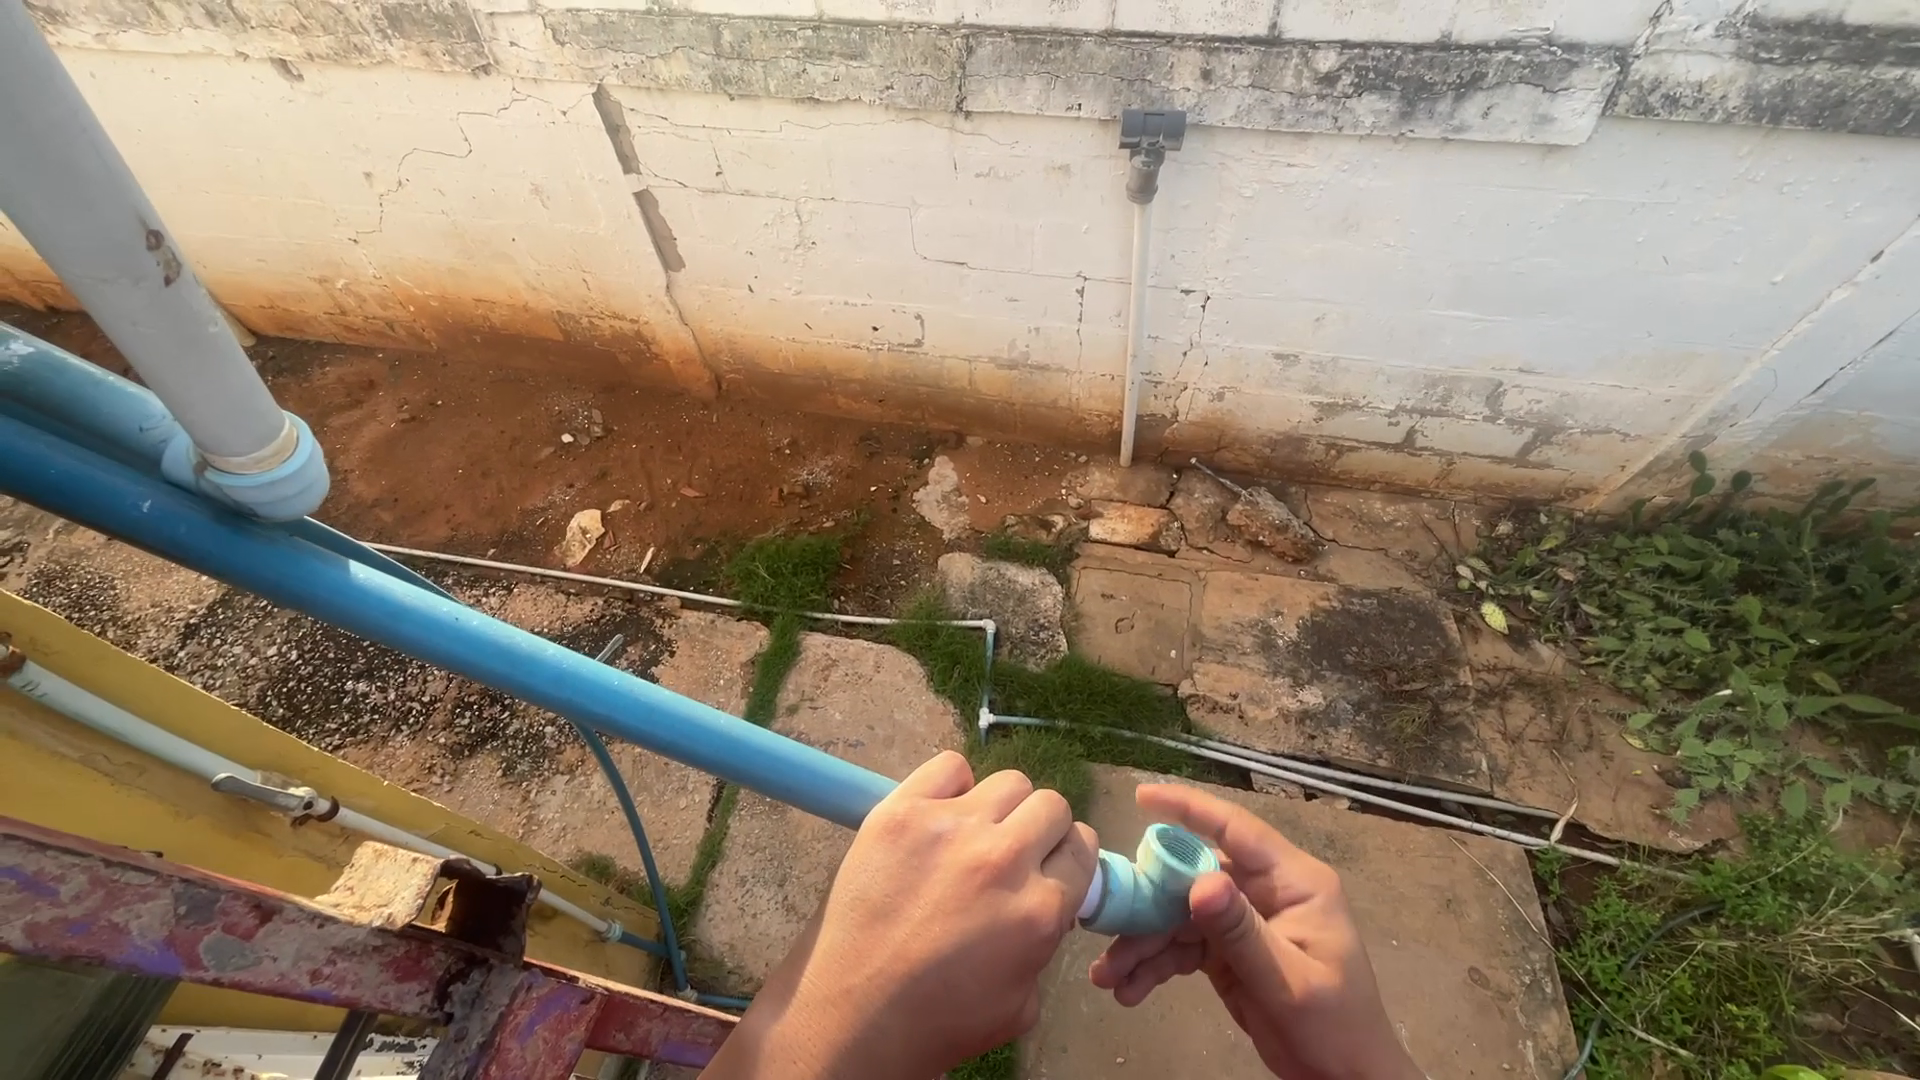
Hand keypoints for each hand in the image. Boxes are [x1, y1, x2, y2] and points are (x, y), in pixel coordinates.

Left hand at [705, 750, 1098, 1079]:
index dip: (1070, 856)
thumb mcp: (1020, 1003)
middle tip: (1017, 850)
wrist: (851, 1012)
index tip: (1053, 863)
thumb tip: (1050, 898)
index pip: (1082, 848)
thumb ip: (1046, 940)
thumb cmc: (936, 1021)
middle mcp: (1003, 858)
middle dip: (1043, 829)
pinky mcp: (903, 809)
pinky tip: (940, 813)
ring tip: (976, 831)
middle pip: (1051, 806)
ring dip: (1003, 806)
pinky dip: (953, 784)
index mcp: (1038, 909)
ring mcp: (950, 827)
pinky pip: (950, 766)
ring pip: (1010, 781)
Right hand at [1088, 784, 1421, 1079]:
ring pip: (1178, 914)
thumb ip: (1242, 932)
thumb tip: (1200, 882)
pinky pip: (1181, 944)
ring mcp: (1241, 918)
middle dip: (1146, 903)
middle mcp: (1263, 889)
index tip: (1141, 796)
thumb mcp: (1289, 982)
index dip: (1188, 807)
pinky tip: (1129, 988)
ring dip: (1142, 943)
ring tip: (1108, 976)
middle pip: (1191, 876)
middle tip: (1106, 921)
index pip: (1235, 829)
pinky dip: (1154, 964)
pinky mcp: (1225, 948)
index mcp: (1292, 881)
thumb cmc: (1335, 1028)